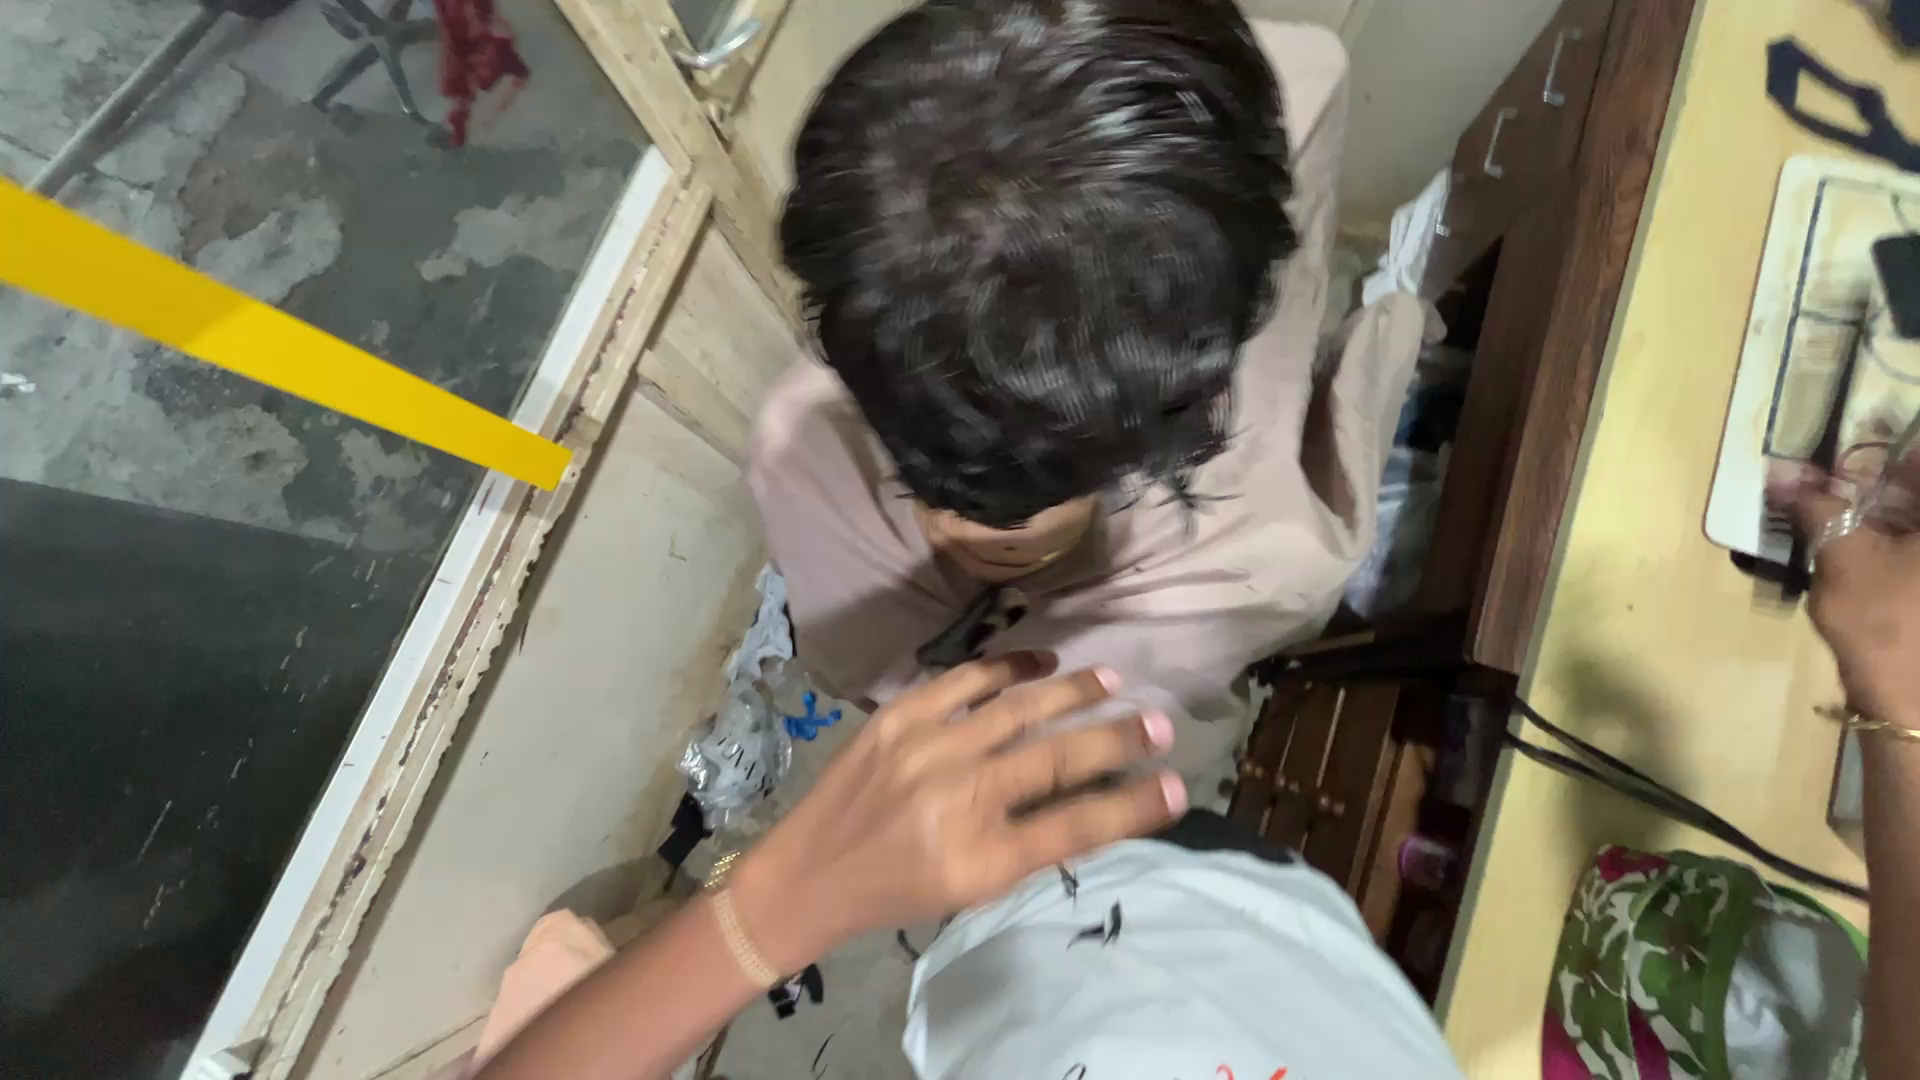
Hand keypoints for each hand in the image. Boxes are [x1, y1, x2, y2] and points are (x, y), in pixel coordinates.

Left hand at [724, 653, 1184, 970]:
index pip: (1073, 828)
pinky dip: (1008, 668)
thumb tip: (1093, 799)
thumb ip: (1030, 844)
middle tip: (1159, 722)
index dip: (1130, 807)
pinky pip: (964, 682)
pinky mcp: (898, 717)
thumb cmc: (899, 888)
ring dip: (1070, 693)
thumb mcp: (972, 887)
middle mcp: (957, 800)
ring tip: (1110, 681)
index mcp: (980, 859)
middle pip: (1054, 761)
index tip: (1176, 786)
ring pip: (1016, 711)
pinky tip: (1041, 663)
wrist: (811, 869)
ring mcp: (925, 750)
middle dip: (1115, 740)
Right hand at [1771, 456, 1919, 730]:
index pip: (1918, 460)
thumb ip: (1816, 508)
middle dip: (1875, 475)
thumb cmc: (1883, 617)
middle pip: (1917, 488)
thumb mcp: (1841, 555)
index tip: (1850, 430)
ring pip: (1910, 516)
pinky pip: (1908, 541)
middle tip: (1823, 471)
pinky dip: (1886, 530)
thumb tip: (1783, 472)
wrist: (1913, 688)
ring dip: (1875, 503)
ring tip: (1824, 502)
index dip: (1886, 442)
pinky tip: (1849, 534)